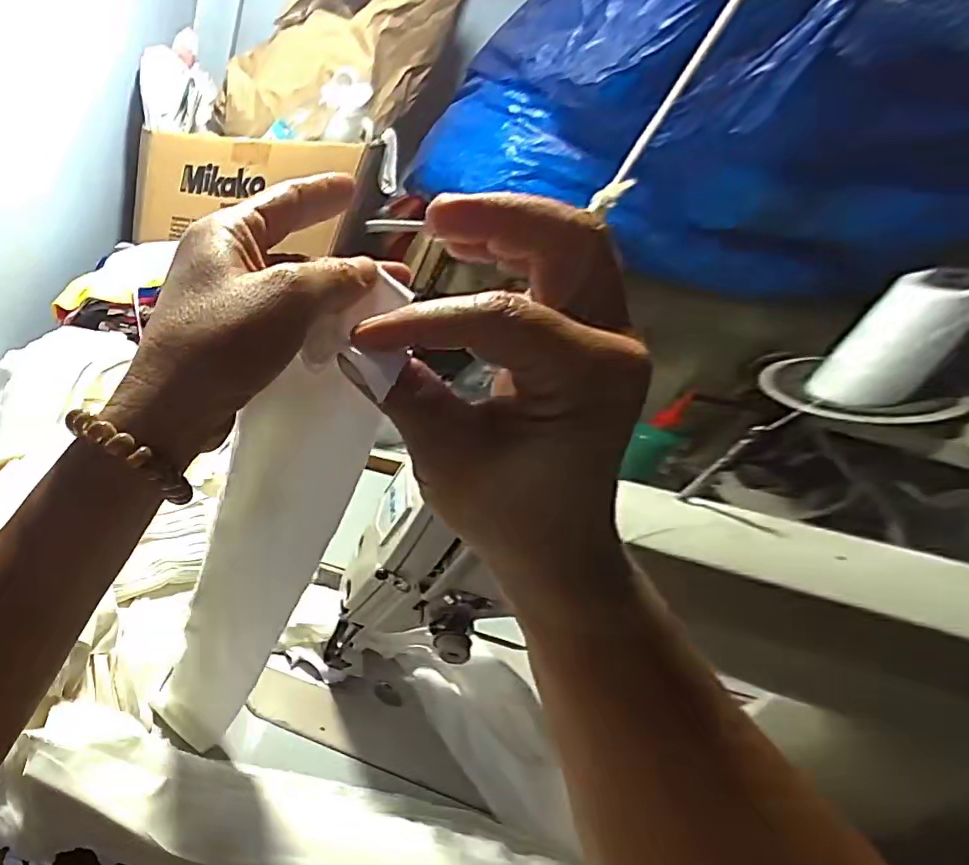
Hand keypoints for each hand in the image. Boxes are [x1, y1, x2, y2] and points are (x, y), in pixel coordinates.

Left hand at [99, 173, 390, 464]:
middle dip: (336, 262)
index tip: (354, 187)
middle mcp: (215, 264)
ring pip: (282, 293)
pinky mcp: (221, 344)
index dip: (322, 193)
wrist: (171, 411)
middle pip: (286, 250)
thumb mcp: (288, 297)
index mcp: (223, 234)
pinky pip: (271, 325)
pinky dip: (301, 328)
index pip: (282, 200)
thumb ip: (334, 277)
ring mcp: (216, 306)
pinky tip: (330, 340)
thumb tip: (366, 272)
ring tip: (367, 309)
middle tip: (384, 270)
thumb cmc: (221, 342)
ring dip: (323, 300)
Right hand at [350, 193, 648, 600]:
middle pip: (574, 243)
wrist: (556, 544)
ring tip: (447, 226)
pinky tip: (469, 253)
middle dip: (501, 220)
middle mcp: (613, 342)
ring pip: (575, 248)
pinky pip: (562, 275)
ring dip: (511, 228)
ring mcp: (608, 337)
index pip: (501, 317)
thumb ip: (404, 393)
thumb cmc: (506, 513)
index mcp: (586, 377)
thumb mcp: (446, 456)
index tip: (364, 335)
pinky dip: (516, 255)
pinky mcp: (588, 341)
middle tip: (434, 215)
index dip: (424, 318)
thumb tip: (355, 349)